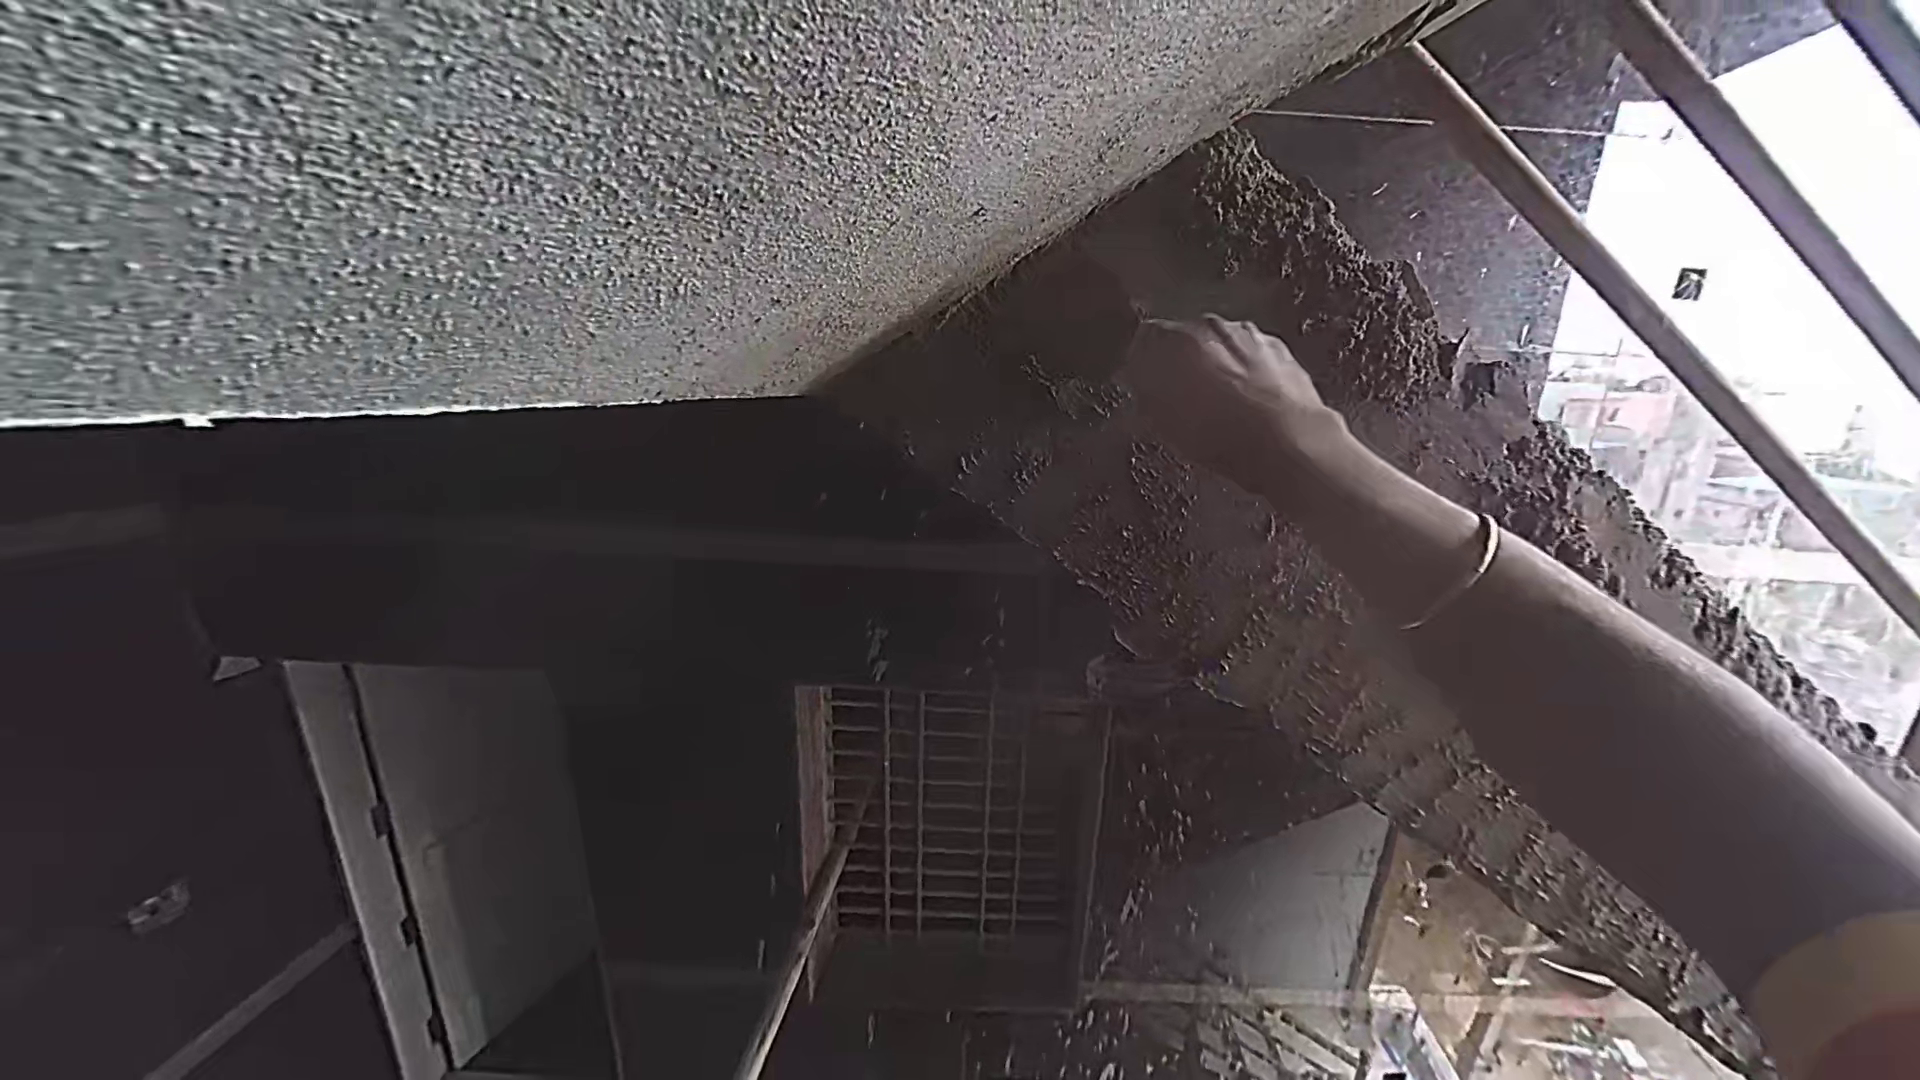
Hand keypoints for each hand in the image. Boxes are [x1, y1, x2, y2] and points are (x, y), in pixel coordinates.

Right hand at [1122, 315, 1346, 500]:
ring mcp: (1246, 334)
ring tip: (1215, 409)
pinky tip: (1243, 407)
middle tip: (1178, 401)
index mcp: (1170, 339)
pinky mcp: (1278, 349)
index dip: (1142, 365)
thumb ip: (1145, 394)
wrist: (1286, 442)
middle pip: (1183, 339)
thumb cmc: (1219, 436)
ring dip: (1213, 369)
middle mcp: (1208, 326)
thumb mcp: (1161, 424)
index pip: (1143, 340)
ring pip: (1218, 347)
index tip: (1143, 386)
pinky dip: (1243, 375)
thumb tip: (1141, 385)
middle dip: (1179, 364)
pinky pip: (1248, 358)